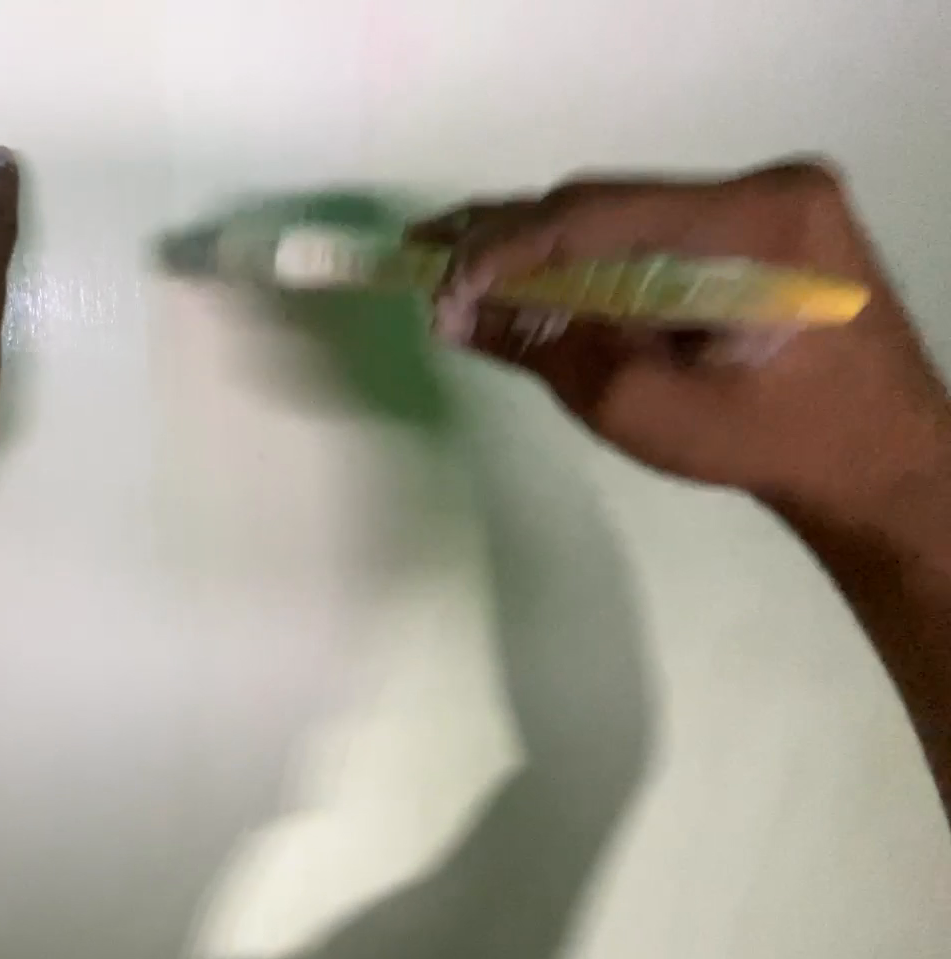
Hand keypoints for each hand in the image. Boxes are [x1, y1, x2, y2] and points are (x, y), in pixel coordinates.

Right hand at [415, 161, 950, 520]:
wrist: (862, 449)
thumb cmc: (754, 436)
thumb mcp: (628, 399)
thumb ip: (537, 344)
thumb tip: (445, 314)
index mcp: (752, 220)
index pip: (592, 217)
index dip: (501, 250)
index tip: (436, 289)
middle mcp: (753, 189)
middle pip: (589, 205)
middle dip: (494, 238)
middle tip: (415, 256)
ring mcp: (746, 203)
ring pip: (598, 213)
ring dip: (515, 241)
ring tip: (436, 254)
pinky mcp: (730, 228)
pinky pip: (621, 231)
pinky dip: (555, 254)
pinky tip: (500, 267)